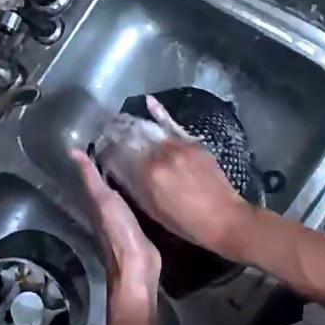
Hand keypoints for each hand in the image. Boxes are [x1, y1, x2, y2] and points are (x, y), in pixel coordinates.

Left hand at [71, 149, 160, 304]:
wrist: (138, 267)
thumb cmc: (119, 233)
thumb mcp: (104, 201)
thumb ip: (92, 178)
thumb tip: (73, 151)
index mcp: (96, 205)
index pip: (94, 178)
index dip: (98, 160)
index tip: (108, 140)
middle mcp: (107, 212)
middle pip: (109, 186)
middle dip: (115, 169)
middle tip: (128, 147)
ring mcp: (124, 221)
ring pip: (123, 195)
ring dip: (128, 182)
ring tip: (141, 162)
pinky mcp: (140, 228)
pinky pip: (138, 206)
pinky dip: (141, 195)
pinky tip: (149, 188)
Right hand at [90, 97, 257, 261]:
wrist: (224, 218)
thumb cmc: (186, 222)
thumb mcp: (153, 210)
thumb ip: (134, 187)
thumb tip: (118, 170)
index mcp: (148, 175)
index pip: (119, 155)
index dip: (108, 152)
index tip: (101, 150)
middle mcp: (161, 155)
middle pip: (132, 138)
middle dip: (116, 133)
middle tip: (105, 131)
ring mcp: (178, 146)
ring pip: (149, 130)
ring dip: (133, 124)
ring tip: (120, 120)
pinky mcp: (192, 143)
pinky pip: (171, 124)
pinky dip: (159, 112)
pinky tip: (148, 101)